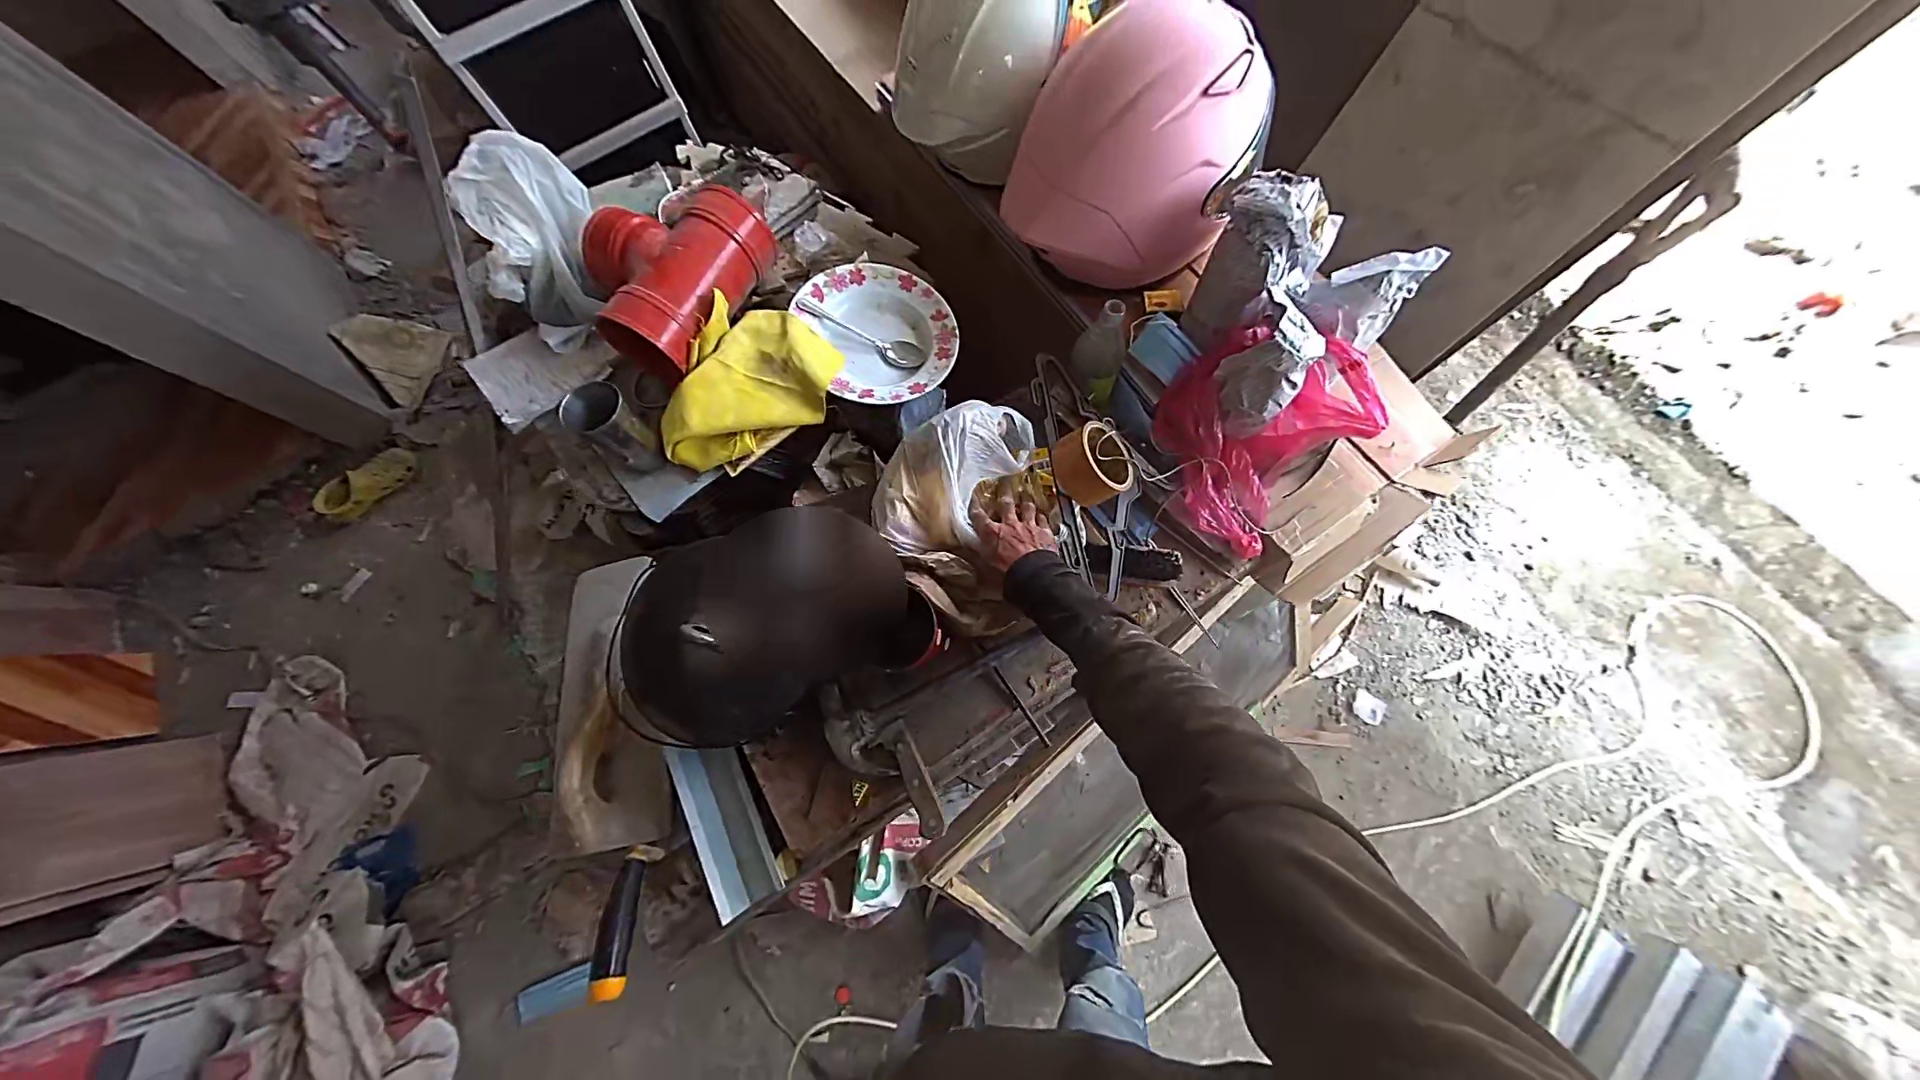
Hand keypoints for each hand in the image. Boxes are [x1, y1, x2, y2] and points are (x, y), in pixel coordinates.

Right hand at [970, 487, 1057, 578]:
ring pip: (1027, 507)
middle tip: (1004, 488)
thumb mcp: (985, 568)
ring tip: (1025, 498)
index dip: (975, 508)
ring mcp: (1028, 526)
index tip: (973, 502)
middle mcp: (1010, 525)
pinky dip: (1041, 517)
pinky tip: (1042, 516)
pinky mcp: (1044, 532)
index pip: (979, 516)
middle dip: (1003, 496)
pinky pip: (1043, 520)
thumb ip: (975, 556)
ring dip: (1025, 502)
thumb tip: (964, 552)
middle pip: (1006, 504)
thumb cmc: (1008, 574)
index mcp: (992, 533)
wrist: (1034, 576)